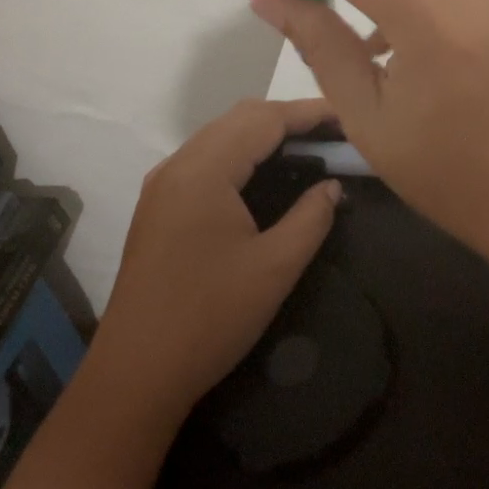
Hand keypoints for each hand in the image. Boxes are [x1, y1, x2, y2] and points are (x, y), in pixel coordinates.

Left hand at [94, 99, 343, 410]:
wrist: (136, 375)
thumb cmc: (210, 317)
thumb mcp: (276, 266)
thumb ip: (312, 216)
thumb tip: (332, 186)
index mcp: (203, 172)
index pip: (265, 119)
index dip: (311, 113)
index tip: (352, 116)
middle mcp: (177, 167)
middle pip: (240, 118)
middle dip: (290, 118)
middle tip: (336, 134)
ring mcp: (162, 187)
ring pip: (221, 136)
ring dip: (265, 134)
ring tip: (311, 150)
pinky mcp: (159, 209)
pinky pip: (207, 160)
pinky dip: (243, 154)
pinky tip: (268, 176)